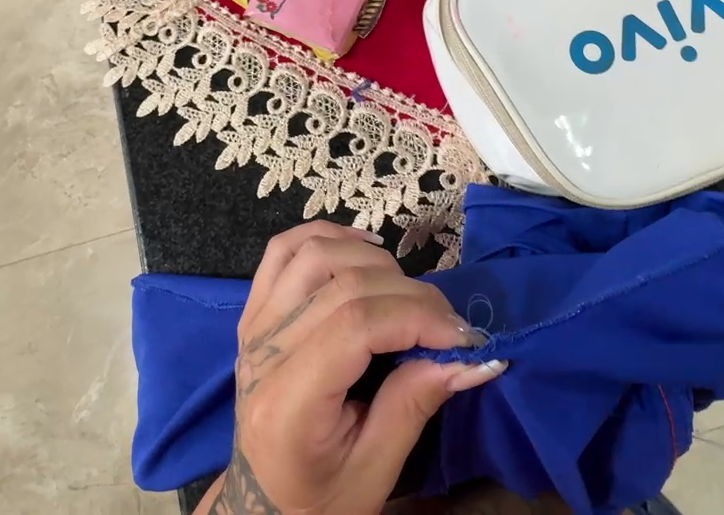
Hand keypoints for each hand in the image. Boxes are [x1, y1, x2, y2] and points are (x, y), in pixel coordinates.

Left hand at [196, 221, 508, 514]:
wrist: (262, 505)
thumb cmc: (321, 500)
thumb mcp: (375, 471)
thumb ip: (415, 403)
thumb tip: (472, 355)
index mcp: (287, 403)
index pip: (355, 325)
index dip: (416, 316)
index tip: (462, 336)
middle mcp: (261, 350)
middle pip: (342, 284)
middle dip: (410, 294)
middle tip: (448, 325)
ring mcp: (251, 324)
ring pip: (314, 253)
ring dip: (372, 259)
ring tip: (407, 294)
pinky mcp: (252, 311)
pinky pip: (284, 249)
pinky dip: (328, 236)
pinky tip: (365, 248)